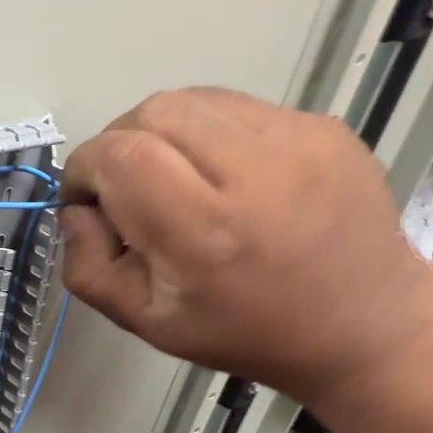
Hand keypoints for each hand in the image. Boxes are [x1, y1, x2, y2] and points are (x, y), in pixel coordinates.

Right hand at [60, 87, 432, 401]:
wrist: (358, 322)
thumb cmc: (239, 332)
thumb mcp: (142, 321)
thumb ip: (88, 268)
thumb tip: (75, 212)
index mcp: (202, 232)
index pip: (121, 156)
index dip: (84, 169)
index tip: (83, 200)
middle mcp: (252, 172)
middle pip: (153, 112)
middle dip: (116, 144)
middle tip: (117, 189)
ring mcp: (296, 139)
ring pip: (193, 99)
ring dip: (158, 132)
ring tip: (165, 179)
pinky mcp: (321, 125)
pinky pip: (237, 108)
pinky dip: (204, 133)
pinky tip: (214, 176)